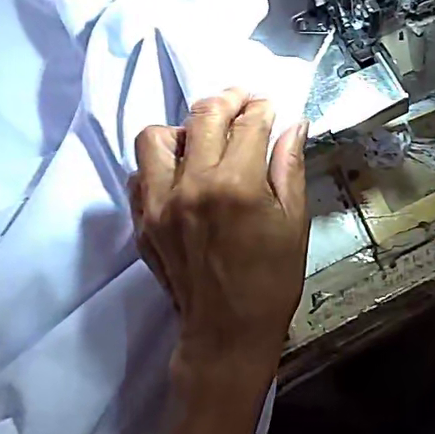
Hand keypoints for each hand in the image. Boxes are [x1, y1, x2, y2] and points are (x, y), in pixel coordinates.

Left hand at [132, 89, 309, 392]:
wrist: (227, 333)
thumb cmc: (271, 279)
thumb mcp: (293, 222)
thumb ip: (289, 167)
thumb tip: (295, 124)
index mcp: (237, 185)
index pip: (249, 124)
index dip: (263, 108)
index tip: (269, 106)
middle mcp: (192, 185)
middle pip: (204, 116)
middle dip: (228, 100)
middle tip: (242, 102)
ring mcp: (160, 203)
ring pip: (157, 137)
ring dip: (184, 128)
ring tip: (204, 137)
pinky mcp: (142, 221)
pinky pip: (139, 173)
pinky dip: (159, 163)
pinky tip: (182, 172)